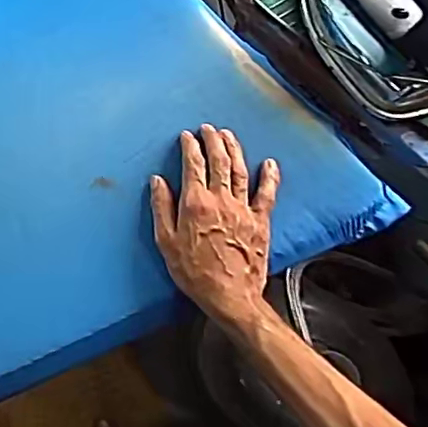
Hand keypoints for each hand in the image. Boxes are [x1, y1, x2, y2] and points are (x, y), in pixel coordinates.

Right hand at [149, 125, 280, 335]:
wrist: (230, 297)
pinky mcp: (260, 223)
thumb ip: (161, 207)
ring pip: (240, 171)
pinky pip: (267, 195)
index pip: (193, 165)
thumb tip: (158, 182)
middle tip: (208, 129)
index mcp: (195, 203)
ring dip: (234, 150)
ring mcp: (243, 210)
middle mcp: (220, 201)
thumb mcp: (165, 240)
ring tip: (229, 136)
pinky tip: (269, 164)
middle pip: (218, 162)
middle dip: (212, 141)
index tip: (186, 136)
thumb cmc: (194, 272)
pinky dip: (269, 177)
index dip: (189, 147)